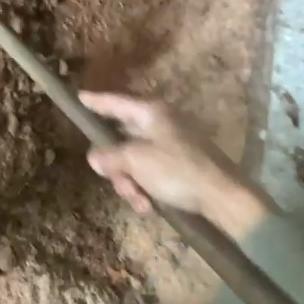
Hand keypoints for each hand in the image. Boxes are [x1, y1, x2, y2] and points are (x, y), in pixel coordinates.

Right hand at [79, 91, 271, 238]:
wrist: (226, 199)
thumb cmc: (178, 171)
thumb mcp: (135, 162)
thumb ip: (109, 156)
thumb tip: (95, 158)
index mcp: (150, 113)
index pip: (114, 102)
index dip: (94, 101)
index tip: (78, 98)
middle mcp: (160, 123)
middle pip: (121, 138)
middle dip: (115, 164)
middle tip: (115, 181)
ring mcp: (171, 143)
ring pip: (133, 159)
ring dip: (130, 181)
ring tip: (140, 201)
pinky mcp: (180, 164)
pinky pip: (150, 171)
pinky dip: (146, 187)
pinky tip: (151, 205)